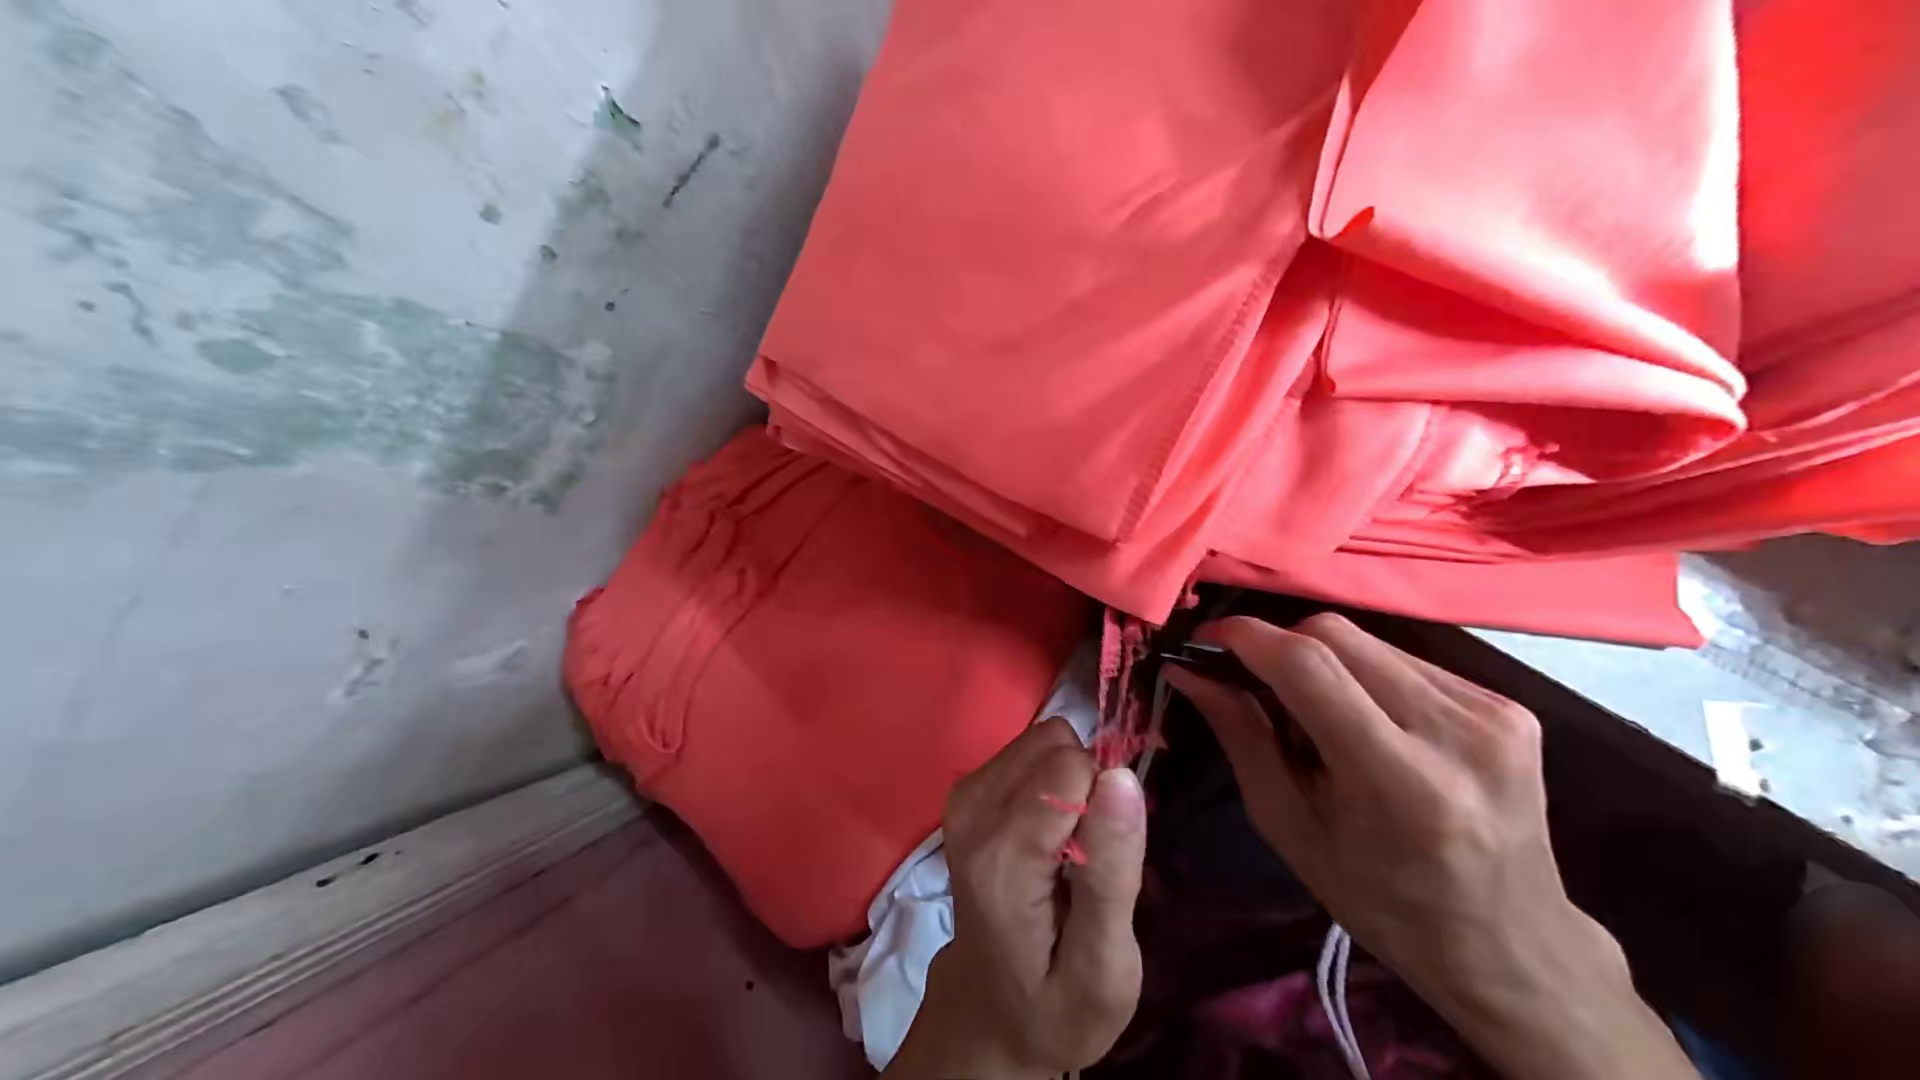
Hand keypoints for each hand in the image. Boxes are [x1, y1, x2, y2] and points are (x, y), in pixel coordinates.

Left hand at [883, 718, 1147, 1079]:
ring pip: (1044, 739)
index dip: (1106, 804)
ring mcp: (963, 796)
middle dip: (1089, 787)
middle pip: (1056, 745)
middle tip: (1089, 854)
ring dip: (1071, 783)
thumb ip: (1112, 871)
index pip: (1071, 768)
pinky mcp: (966, 789)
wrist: (987, 1011)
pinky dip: (1052, 782)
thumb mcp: (1104, 968)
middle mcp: (971, 812)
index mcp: (1002, 858)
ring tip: (1069, 846)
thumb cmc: (1054, 1004)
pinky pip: (1029, 749)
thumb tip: (1121, 776)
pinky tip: (1048, 833)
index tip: (1107, 857)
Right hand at [1166, 614, 1696, 1079]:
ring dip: (1320, 659)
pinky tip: (1365, 718)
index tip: (1206, 639)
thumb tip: (1189, 671)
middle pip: (1335, 634)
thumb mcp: (1287, 824)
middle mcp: (1454, 732)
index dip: (1246, 637)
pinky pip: (1403, 657)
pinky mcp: (1509, 704)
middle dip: (1278, 644)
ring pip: (1367, 639)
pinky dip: (1362, 673)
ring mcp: (1492, 712)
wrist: (1510, 942)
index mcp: (1397, 780)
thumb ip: (1240, 734)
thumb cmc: (1379, 898)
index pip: (1307, 665)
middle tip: (1252, 680)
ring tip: (1314, 712)